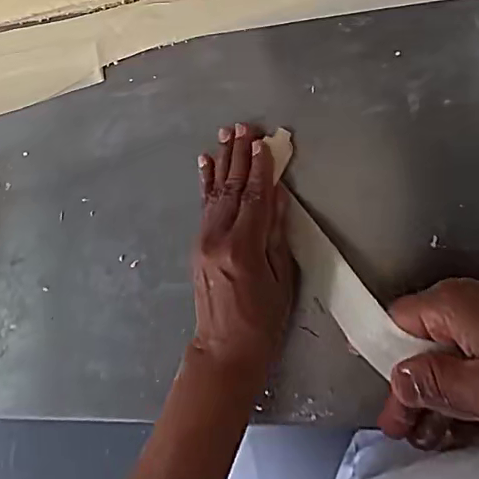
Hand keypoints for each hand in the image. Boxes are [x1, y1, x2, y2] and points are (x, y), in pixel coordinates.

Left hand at [189, 123, 295, 378]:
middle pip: (232, 187)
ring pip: (216, 191)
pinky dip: (207, 181)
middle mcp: (219, 238)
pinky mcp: (197, 244)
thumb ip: (277, 234)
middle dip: (240, 155)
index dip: (261, 168)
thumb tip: (278, 194)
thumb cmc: (263, 321)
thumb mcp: (281, 279)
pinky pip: (204, 205)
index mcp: (243, 248)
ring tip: (227, 134)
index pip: (255, 197)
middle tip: (244, 127)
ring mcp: (204, 240)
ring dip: (223, 160)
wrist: (224, 351)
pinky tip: (207, 162)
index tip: (265, 143)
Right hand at [377, 278, 478, 451]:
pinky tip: (461, 425)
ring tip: (430, 438)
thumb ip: (434, 385)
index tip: (382, 402)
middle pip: (420, 341)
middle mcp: (468, 303)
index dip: (383, 362)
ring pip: (448, 355)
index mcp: (452, 304)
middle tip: (403, 430)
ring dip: (437, 396)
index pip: (395, 323)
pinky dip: (465, 392)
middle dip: (411, 387)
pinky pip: (474, 361)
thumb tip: (400, 378)